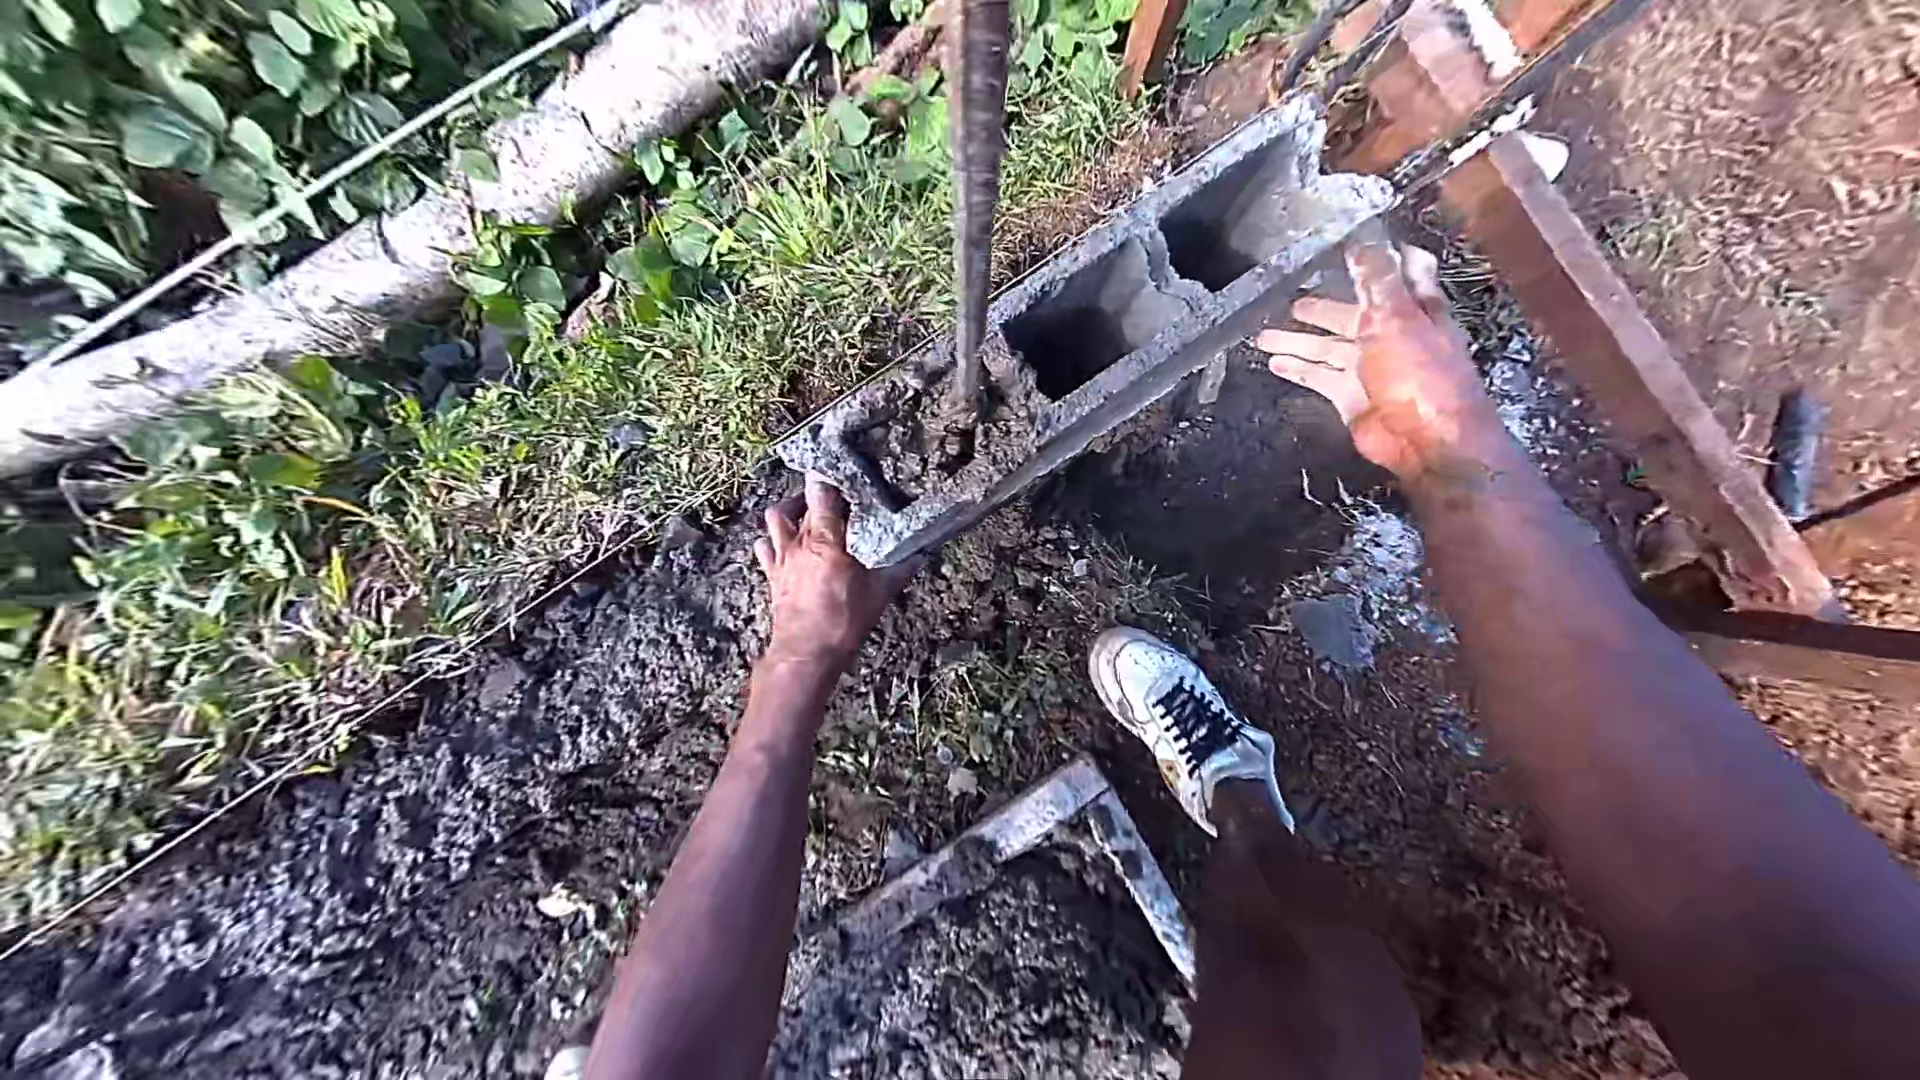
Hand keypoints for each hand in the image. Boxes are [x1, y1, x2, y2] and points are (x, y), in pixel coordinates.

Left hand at [753, 475, 920, 669]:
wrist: (806, 653)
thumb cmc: (842, 623)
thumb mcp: (879, 594)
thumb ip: (900, 568)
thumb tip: (920, 553)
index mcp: (826, 541)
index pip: (822, 493)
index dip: (828, 475)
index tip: (839, 466)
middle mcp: (799, 542)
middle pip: (801, 501)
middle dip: (817, 492)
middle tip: (835, 494)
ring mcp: (781, 556)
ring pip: (776, 517)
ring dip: (790, 509)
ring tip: (807, 511)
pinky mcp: (772, 573)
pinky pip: (764, 545)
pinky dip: (772, 539)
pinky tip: (785, 543)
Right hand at [1256, 242, 1506, 482]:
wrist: (1425, 436)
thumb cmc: (1419, 373)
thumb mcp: (1397, 317)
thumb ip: (1376, 281)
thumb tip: (1364, 244)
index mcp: (1414, 310)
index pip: (1400, 276)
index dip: (1380, 262)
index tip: (1357, 248)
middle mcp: (1391, 336)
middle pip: (1351, 316)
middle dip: (1323, 309)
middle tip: (1294, 303)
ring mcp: (1369, 368)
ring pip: (1327, 348)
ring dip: (1297, 341)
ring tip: (1264, 337)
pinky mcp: (1350, 396)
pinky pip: (1319, 377)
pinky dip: (1298, 370)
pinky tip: (1276, 364)